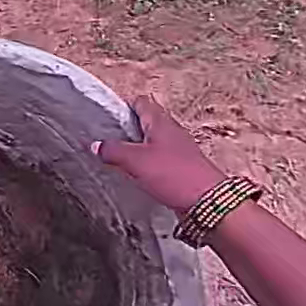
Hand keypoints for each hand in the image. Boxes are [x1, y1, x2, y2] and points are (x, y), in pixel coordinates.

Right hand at [92, 95, 225, 213]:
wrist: (208, 202)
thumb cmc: (174, 174)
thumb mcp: (135, 161)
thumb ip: (113, 151)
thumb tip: (97, 145)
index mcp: (160, 122)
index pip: (140, 103)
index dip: (123, 106)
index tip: (108, 117)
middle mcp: (171, 131)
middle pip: (147, 121)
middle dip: (129, 128)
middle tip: (111, 139)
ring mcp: (179, 150)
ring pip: (154, 141)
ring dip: (139, 148)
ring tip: (121, 159)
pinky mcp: (183, 168)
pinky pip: (161, 160)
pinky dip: (149, 164)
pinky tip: (140, 176)